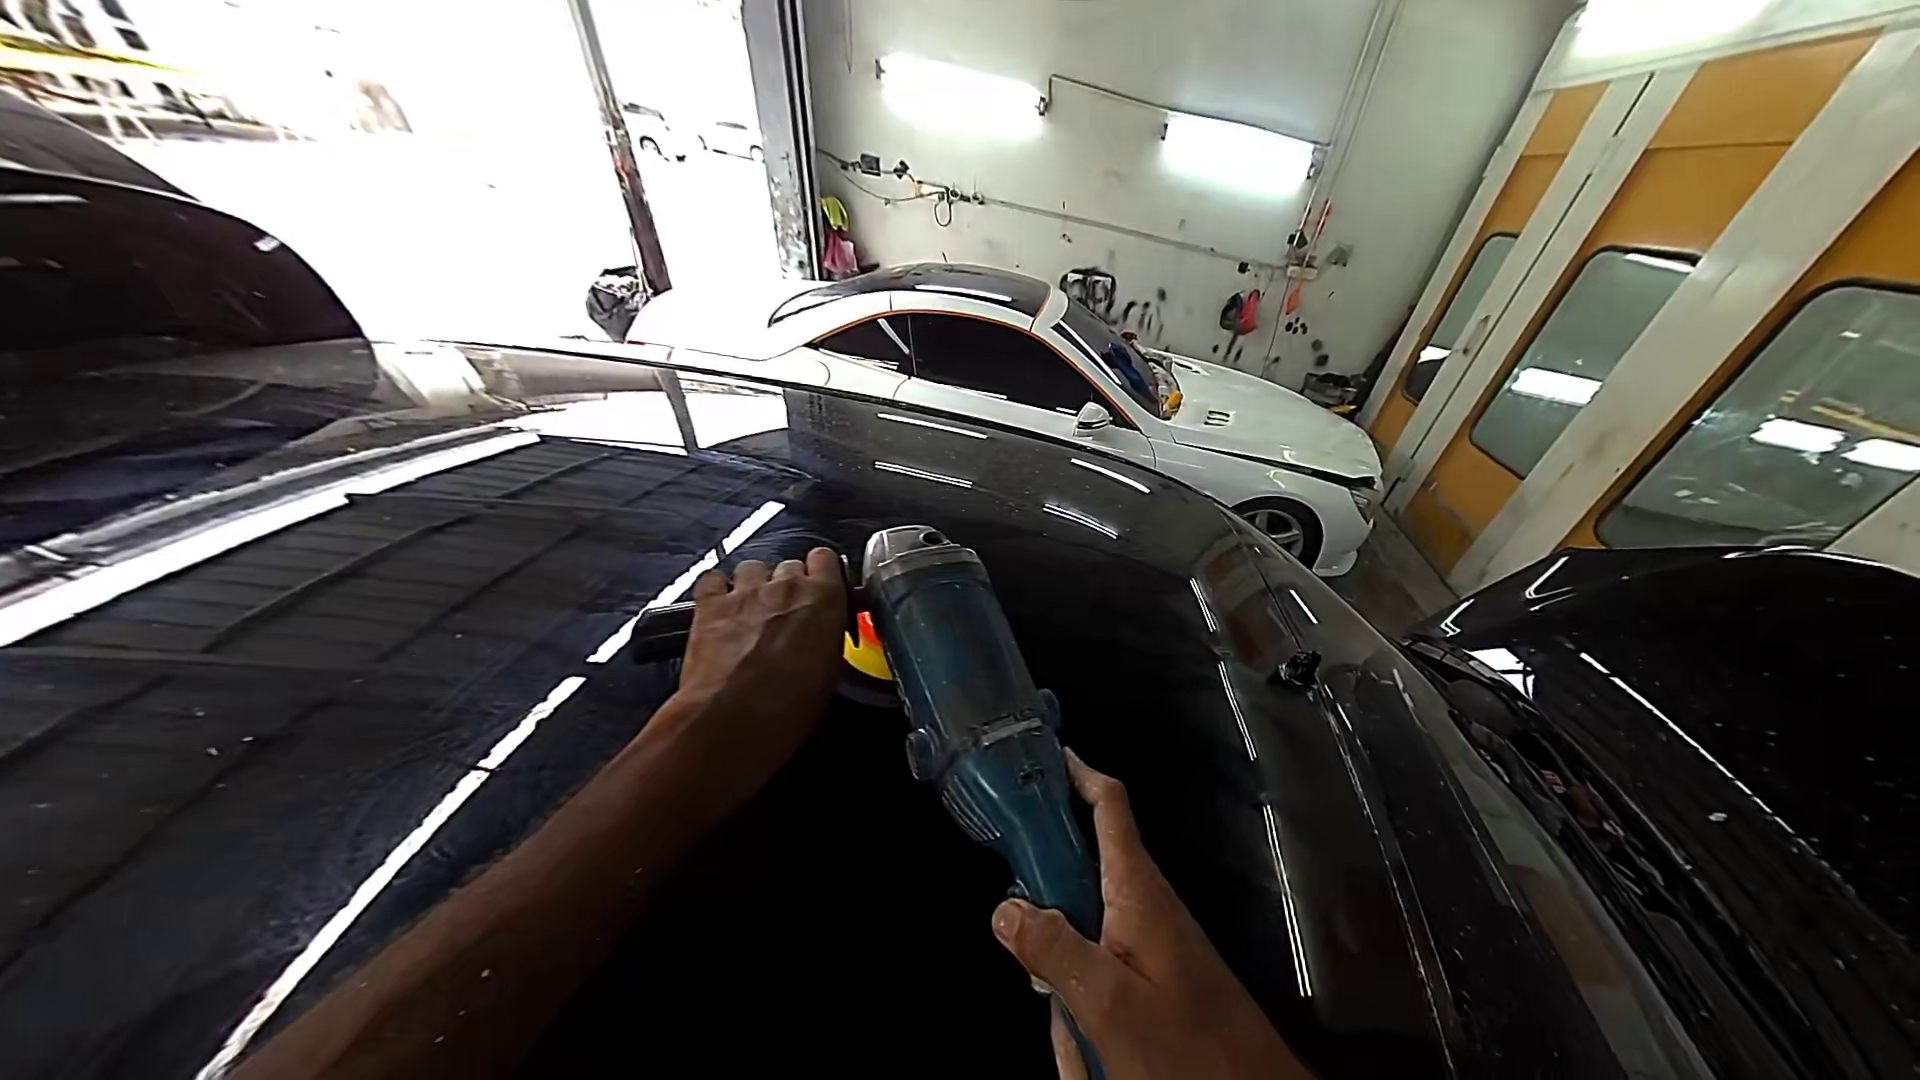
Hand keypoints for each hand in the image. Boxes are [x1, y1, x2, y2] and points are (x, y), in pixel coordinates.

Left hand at [662, 548, 846, 791]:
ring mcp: (745, 591)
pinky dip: (718, 589)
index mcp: (824, 597)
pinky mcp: (710, 603)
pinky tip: (721, 608)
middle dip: (789, 584)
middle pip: (790, 565)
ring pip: (753, 567)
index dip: (821, 573)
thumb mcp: (831, 671)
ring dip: (755, 584)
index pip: (826, 558)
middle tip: (788, 613)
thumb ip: (827, 637)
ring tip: (753, 611)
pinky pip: (714, 579)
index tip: (820, 590)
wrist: (735, 718)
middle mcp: (786, 585)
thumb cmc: (790, 704)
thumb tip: (821, 637)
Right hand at [992, 753, 1308, 1079]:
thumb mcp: (1109, 1003)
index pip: (1109, 805)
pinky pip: (1097, 962)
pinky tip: (1084, 1044)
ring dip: (1061, 964)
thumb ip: (1055, 950)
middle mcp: (1142, 900)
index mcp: (1136, 886)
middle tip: (1019, 920)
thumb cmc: (1189, 1047)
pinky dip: (1080, 994)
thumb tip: (1004, 910)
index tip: (1047, 755)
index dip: (1079, 773)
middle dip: (1046, 892)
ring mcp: (1146, 936)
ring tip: (1065, 1015)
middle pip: (1080, 863)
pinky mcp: (1149, 970)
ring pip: (1081, 923)